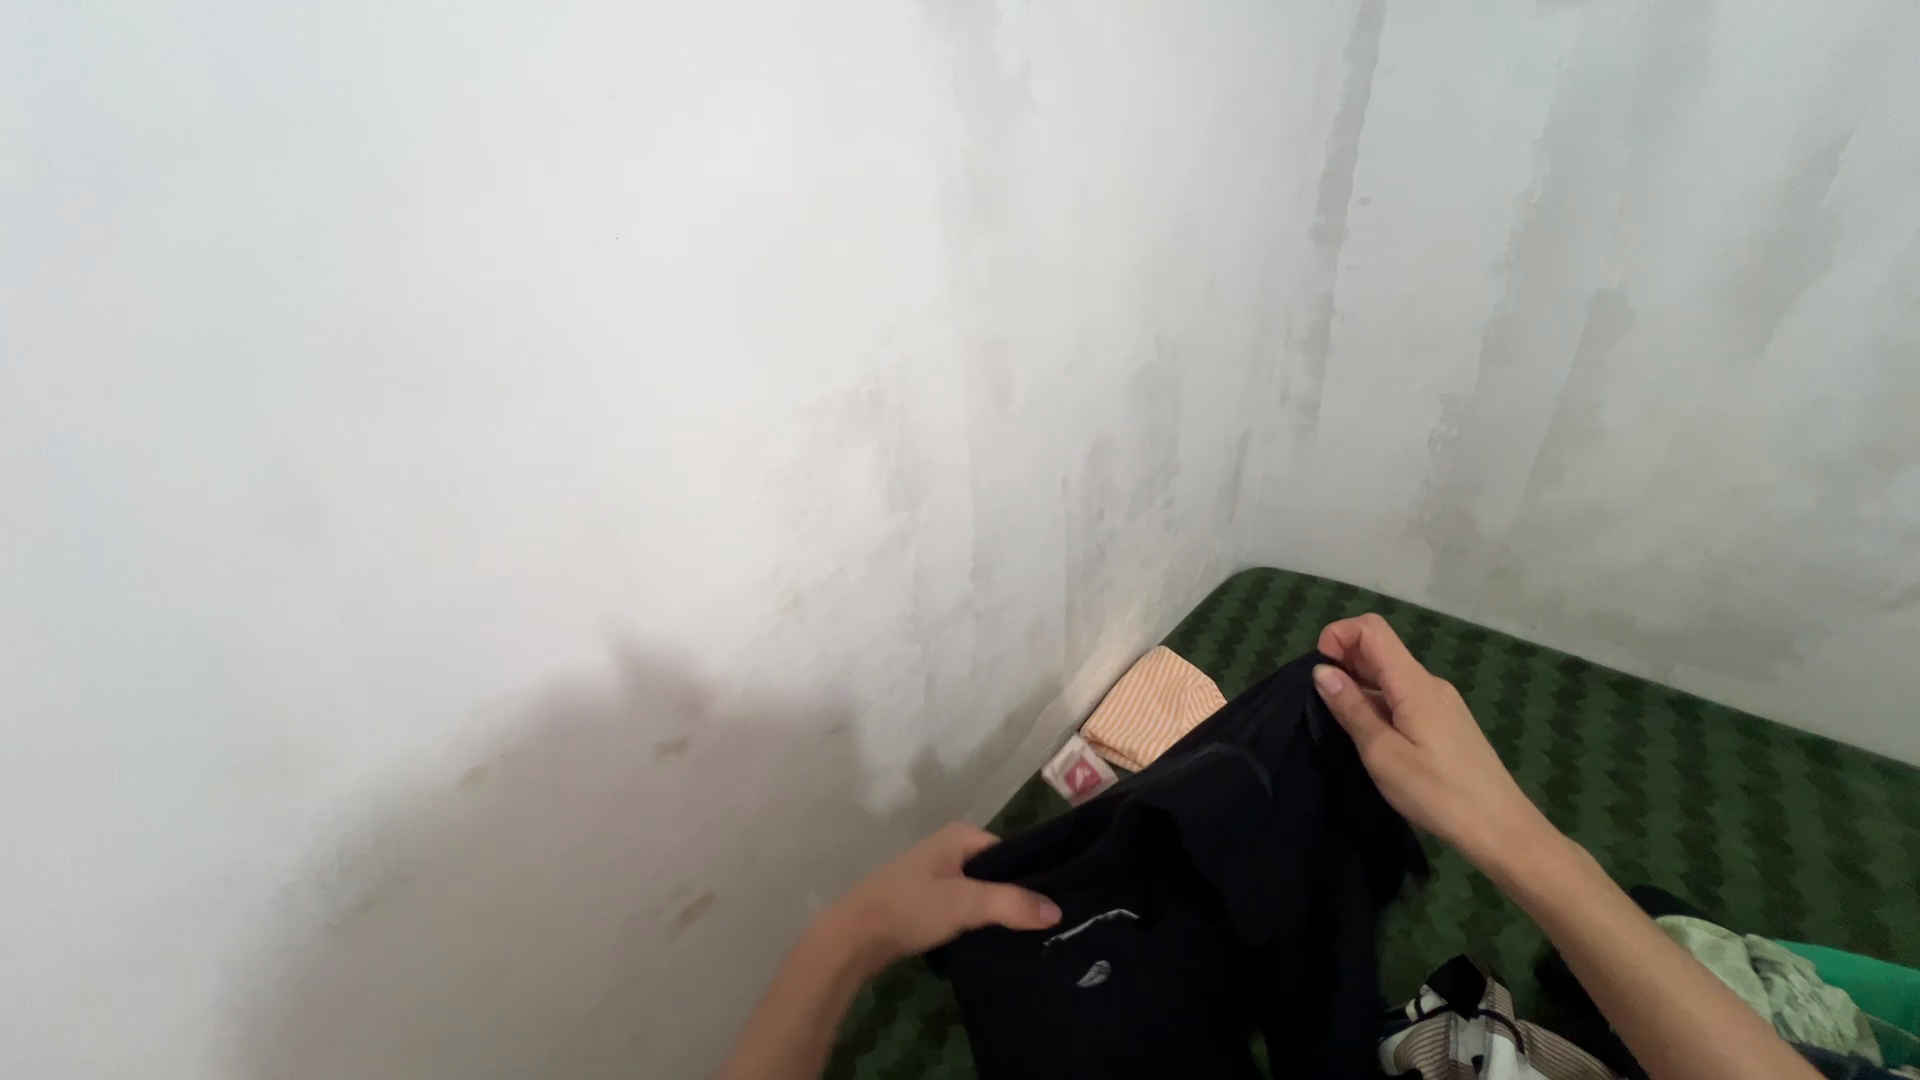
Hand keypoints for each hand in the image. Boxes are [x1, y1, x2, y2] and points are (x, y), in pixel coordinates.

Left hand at [816, 823, 1060, 973]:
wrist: (854, 936)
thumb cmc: (911, 907)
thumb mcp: (966, 903)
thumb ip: (1011, 904)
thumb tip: (1057, 910)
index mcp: (960, 835)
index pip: (1011, 851)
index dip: (1032, 875)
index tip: (1054, 904)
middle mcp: (948, 847)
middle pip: (996, 871)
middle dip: (1015, 895)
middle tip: (1044, 925)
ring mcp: (934, 873)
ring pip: (979, 890)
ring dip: (995, 910)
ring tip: (1024, 936)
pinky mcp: (925, 899)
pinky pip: (963, 905)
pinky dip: (975, 920)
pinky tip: (989, 941)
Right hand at [1311, 614, 1556, 869]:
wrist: (1503, 832)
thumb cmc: (1438, 793)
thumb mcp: (1382, 753)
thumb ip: (1351, 708)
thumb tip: (1322, 672)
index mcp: (1414, 684)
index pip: (1372, 629)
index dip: (1338, 635)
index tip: (1320, 672)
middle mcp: (1429, 683)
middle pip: (1379, 648)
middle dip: (1342, 661)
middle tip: (1322, 702)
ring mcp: (1439, 702)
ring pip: (1389, 675)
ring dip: (1358, 684)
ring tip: (1343, 723)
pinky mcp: (1444, 721)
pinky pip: (1401, 695)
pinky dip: (1376, 701)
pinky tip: (1371, 734)